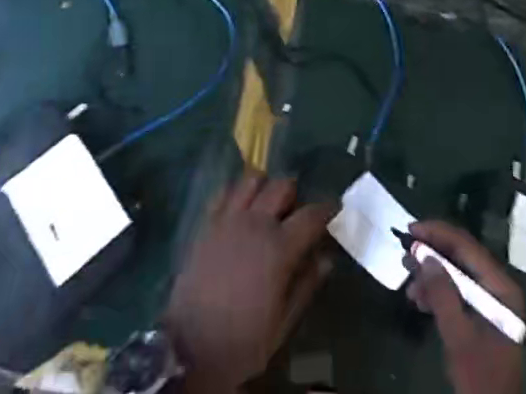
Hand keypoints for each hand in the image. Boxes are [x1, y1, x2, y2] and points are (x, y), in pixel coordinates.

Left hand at [164, 171, 335, 393]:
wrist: (191, 345)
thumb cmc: (244, 340)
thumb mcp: (283, 322)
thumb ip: (306, 284)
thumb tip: (326, 258)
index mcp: (278, 248)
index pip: (310, 216)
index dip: (326, 209)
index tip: (334, 208)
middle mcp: (254, 223)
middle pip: (281, 186)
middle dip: (295, 194)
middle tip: (297, 212)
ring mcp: (227, 219)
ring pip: (251, 179)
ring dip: (265, 187)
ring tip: (268, 207)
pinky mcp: (206, 223)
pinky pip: (224, 192)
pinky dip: (237, 192)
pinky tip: (241, 209)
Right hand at [404, 221, 525, 393]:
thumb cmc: (479, 373)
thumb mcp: (457, 333)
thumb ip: (441, 292)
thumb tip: (425, 255)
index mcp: (500, 288)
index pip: (467, 246)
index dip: (437, 233)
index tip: (410, 231)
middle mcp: (498, 287)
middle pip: (461, 255)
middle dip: (431, 253)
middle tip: (405, 253)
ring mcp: (490, 300)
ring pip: (455, 271)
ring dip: (430, 272)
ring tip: (407, 278)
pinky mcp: (480, 313)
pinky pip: (455, 288)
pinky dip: (435, 289)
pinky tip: (417, 299)